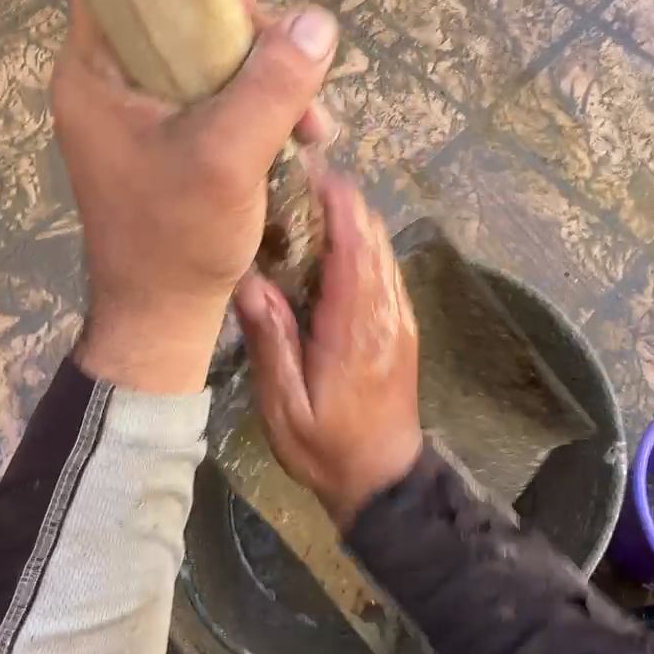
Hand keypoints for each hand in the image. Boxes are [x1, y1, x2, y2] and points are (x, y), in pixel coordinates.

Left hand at [55, 0, 338, 393]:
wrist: (162, 318)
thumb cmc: (176, 239)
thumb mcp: (228, 157)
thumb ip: (273, 86)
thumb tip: (319, 22)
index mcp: (94, 73)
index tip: (255, 9)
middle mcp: (111, 84)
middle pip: (186, 22)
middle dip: (256, 46)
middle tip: (303, 79)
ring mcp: (140, 116)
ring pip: (211, 64)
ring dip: (270, 84)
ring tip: (315, 126)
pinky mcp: (168, 143)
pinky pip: (218, 102)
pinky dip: (260, 113)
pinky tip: (300, 139)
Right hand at [234, 174, 421, 527]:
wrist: (384, 480)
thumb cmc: (326, 448)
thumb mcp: (284, 407)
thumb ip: (270, 343)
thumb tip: (251, 282)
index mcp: (355, 328)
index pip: (354, 249)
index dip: (337, 206)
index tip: (312, 173)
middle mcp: (385, 314)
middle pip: (373, 240)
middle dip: (342, 205)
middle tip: (300, 185)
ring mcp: (399, 319)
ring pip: (383, 252)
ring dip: (353, 223)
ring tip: (311, 208)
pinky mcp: (402, 328)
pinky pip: (386, 272)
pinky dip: (363, 248)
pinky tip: (333, 250)